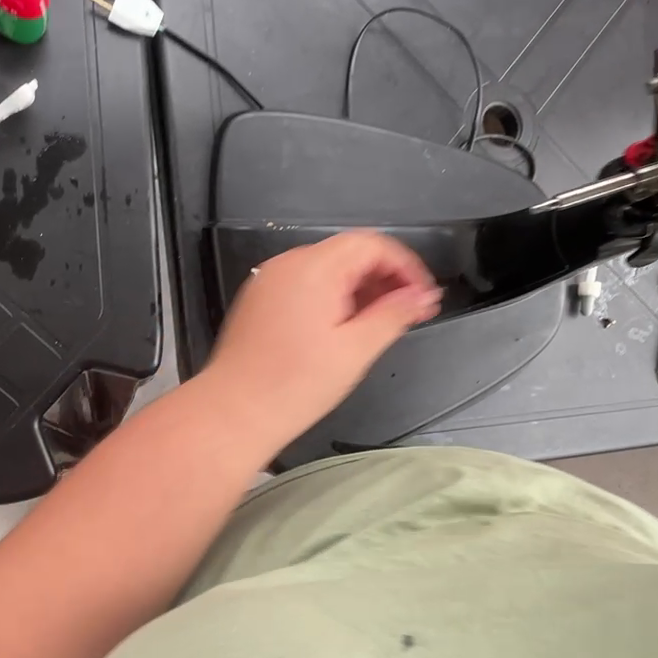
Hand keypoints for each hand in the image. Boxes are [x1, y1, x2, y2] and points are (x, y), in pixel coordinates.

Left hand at [198, 230, 441, 449]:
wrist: (233, 412)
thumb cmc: (293, 386)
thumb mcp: (355, 350)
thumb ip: (394, 315)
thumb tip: (424, 296)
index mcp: (314, 268)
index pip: (372, 244)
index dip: (406, 266)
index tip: (424, 296)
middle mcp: (289, 264)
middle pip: (350, 253)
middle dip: (385, 278)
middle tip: (411, 312)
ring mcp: (271, 280)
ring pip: (329, 269)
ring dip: (361, 289)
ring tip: (382, 324)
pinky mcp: (262, 299)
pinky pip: (306, 285)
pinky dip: (333, 298)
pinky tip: (346, 328)